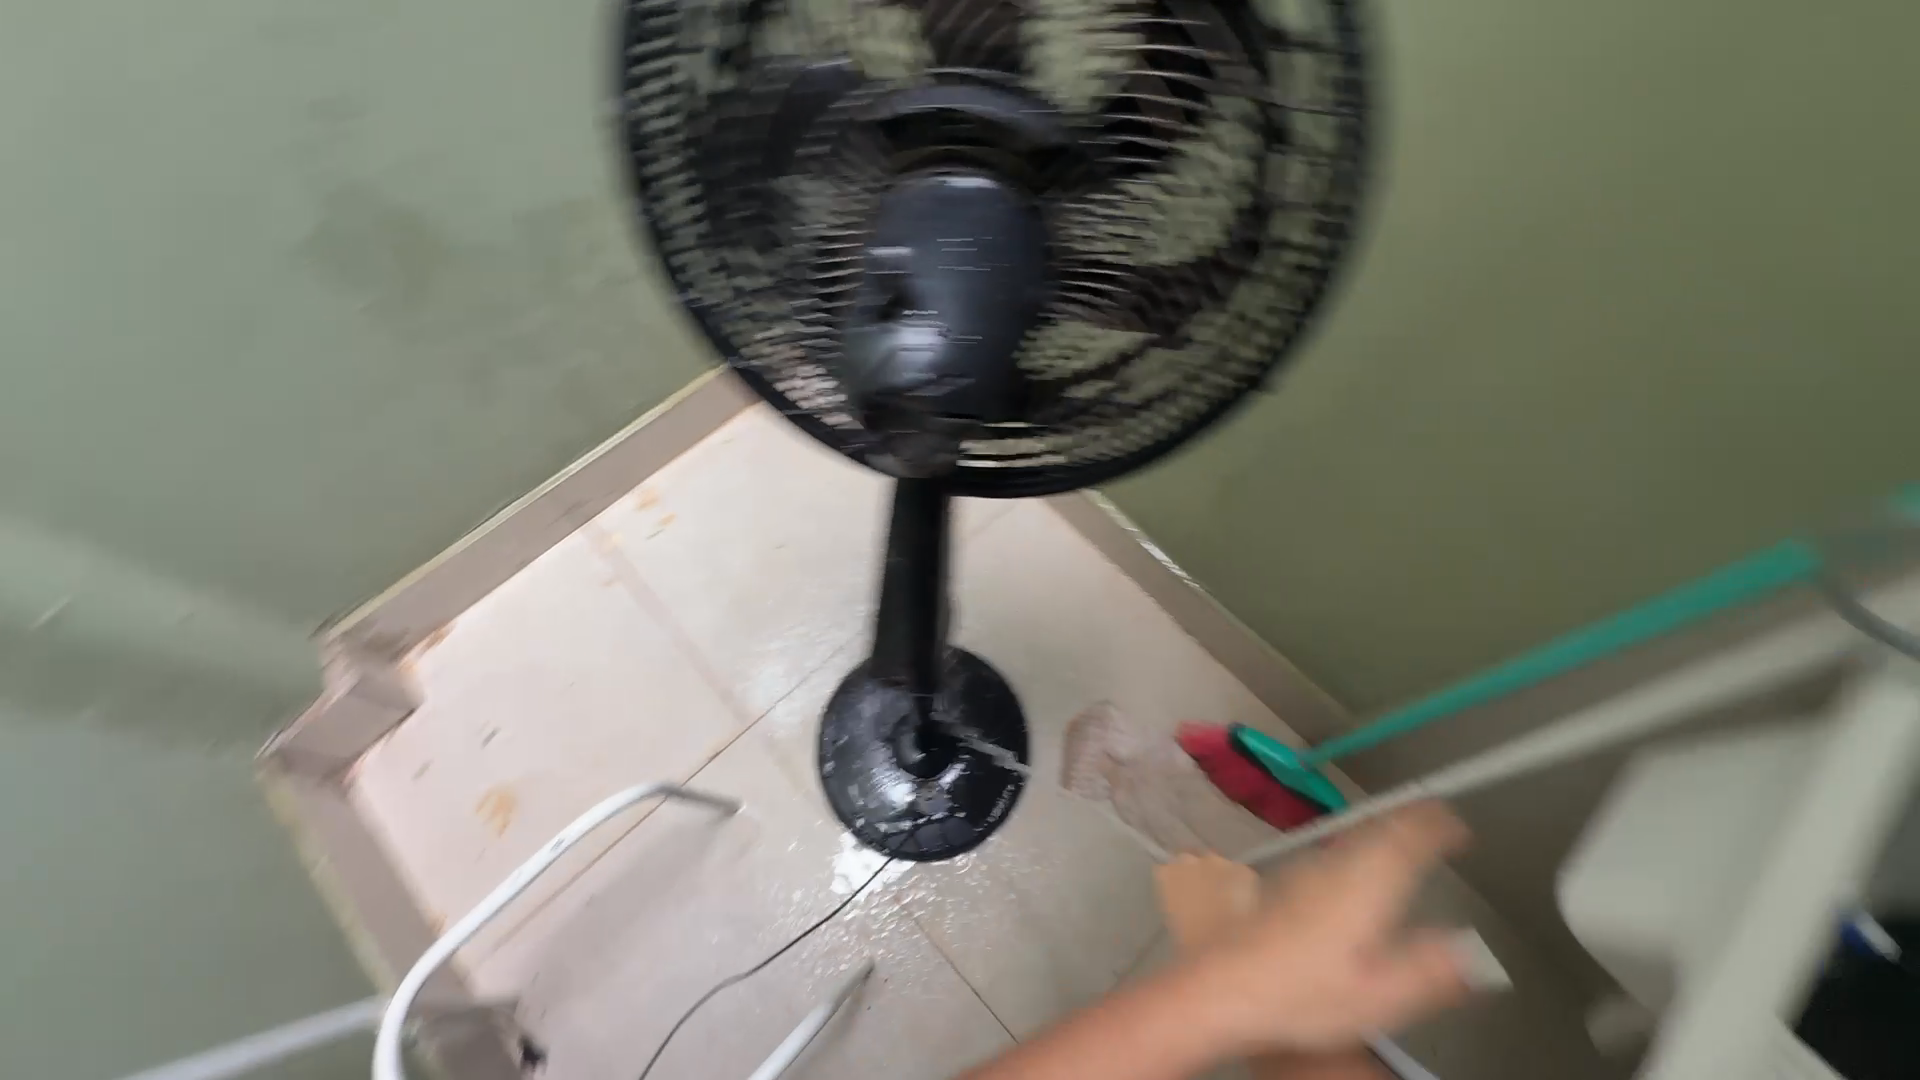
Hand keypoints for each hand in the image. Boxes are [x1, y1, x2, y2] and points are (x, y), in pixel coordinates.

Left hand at [1171, 803, 1473, 1053]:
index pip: (1402, 840)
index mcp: (1364, 887)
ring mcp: (1300, 874)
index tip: (1452, 818)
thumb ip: (1430, 969)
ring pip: (1346, 843)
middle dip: (1405, 823)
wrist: (1223, 985)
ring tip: (1399, 836)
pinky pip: (1325, 857)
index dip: (1429, 824)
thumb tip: (1472, 949)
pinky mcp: (1278, 887)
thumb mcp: (1381, 995)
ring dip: (1376, 835)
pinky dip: (1350, 854)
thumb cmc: (1305, 994)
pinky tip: (1349, 870)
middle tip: (1432, 820)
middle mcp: (1331, 869)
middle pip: (1373, 833)